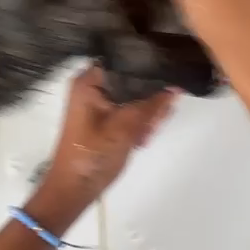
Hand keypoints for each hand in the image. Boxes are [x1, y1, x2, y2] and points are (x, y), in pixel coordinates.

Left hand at [37, 67, 175, 208]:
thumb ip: (151, 105)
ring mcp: (95, 104)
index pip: (125, 61)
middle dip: (149, 100)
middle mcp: (90, 87)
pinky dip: (137, 124)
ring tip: (147, 134)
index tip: (171, 78)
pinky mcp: (102, 121)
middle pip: (132, 82)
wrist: (73, 189)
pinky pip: (126, 113)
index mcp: (88, 81)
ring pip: (133, 99)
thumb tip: (175, 87)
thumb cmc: (93, 154)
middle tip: (157, 120)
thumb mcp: (126, 127)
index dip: (149, 69)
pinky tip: (142, 139)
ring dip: (145, 115)